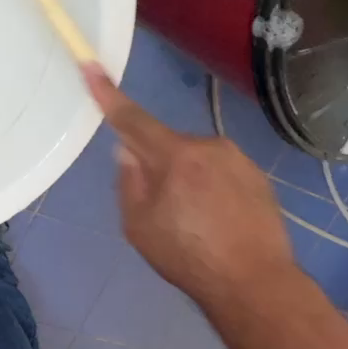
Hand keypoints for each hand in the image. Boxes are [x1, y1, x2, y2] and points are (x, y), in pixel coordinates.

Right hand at [82, 64, 297, 305]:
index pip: (132, 120)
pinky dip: (212, 191)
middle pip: (167, 146)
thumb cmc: (188, 257)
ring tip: (195, 224)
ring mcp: (238, 159)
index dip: (107, 95)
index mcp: (174, 156)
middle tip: (162, 212)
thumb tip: (128, 151)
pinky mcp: (257, 175)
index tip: (90, 65)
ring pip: (196, 161)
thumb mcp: (139, 226)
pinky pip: (221, 173)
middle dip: (158, 167)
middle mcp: (208, 146)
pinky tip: (217, 223)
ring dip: (188, 181)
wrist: (255, 282)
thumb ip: (129, 182)